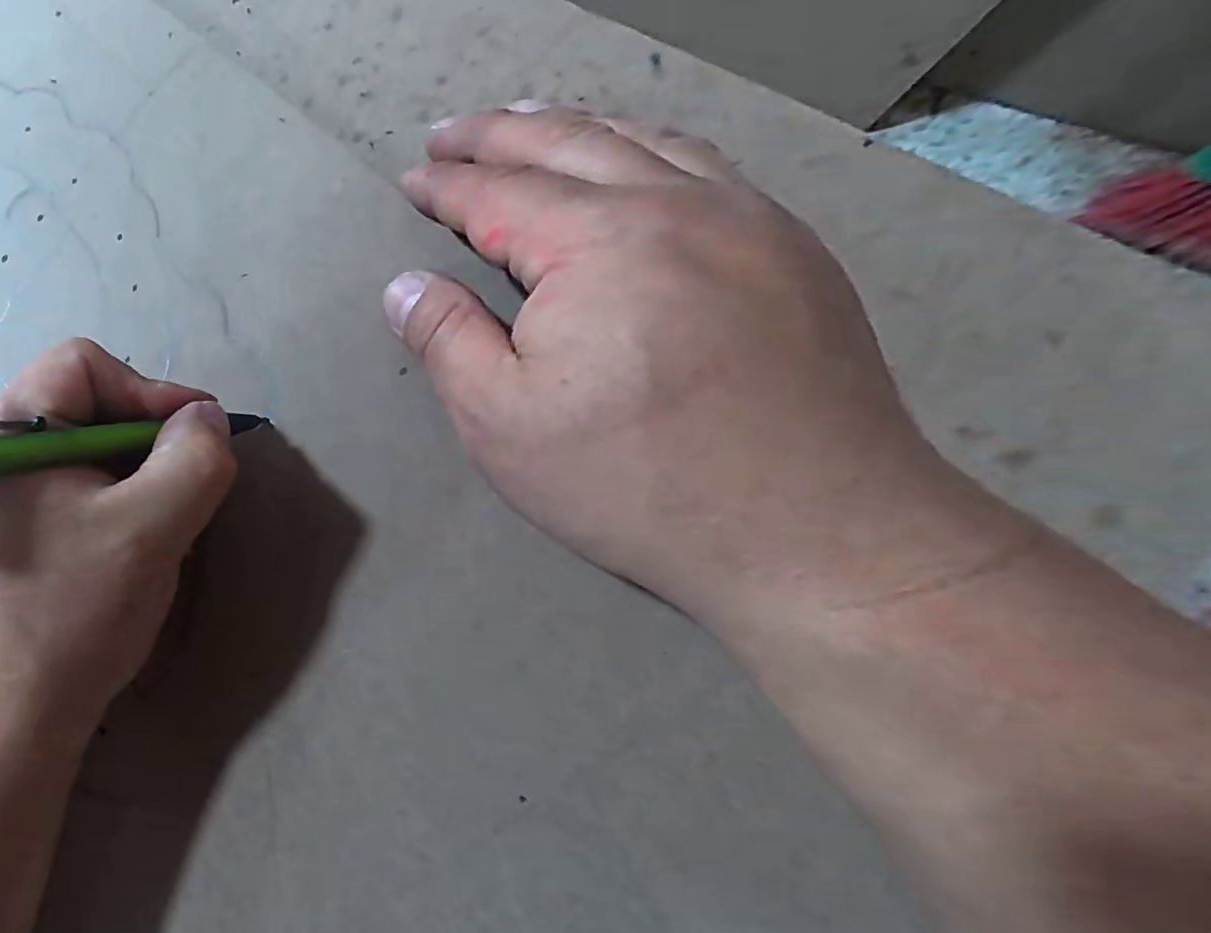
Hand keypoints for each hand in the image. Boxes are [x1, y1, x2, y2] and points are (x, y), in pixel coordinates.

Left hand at [0, 339, 236, 756]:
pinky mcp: (13, 526)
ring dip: (139, 473)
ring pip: (88, 448)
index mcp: (1, 433)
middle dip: (148, 439)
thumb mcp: (152, 528)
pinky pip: (78, 485)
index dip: (151, 392)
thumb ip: (194, 459)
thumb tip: (207, 417)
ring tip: (160, 522)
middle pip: (87, 403)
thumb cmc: (80, 612)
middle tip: (182, 487)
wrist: (27, 708)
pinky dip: (119, 499)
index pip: (84, 365)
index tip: (197, 439)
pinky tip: (132, 542)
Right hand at [386, 103, 983, 626]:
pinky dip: (651, 149)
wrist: (805, 529)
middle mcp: (675, 206)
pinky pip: (708, 169)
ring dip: (575, 128)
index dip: (448, 185)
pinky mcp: (792, 253)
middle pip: (568, 145)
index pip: (499, 194)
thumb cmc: (635, 484)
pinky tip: (638, 162)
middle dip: (499, 134)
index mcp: (596, 244)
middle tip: (454, 133)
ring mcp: (746, 220)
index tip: (416, 178)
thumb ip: (448, 342)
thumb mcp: (503, 425)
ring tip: (532, 124)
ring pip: (645, 142)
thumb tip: (405, 286)